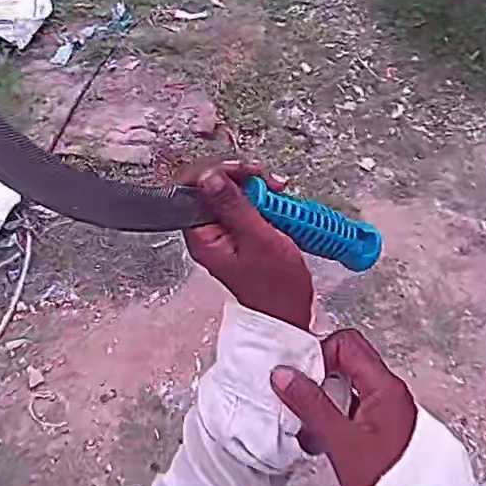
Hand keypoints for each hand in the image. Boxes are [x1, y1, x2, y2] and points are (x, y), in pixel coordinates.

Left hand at [182, 161, 313, 329]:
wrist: (290, 315)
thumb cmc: (275, 289)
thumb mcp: (257, 239)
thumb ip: (233, 206)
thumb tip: (210, 177)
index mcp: (203, 237)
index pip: (195, 189)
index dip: (218, 173)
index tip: (243, 171)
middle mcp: (210, 234)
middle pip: (214, 189)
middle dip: (242, 179)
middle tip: (265, 182)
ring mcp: (227, 234)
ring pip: (234, 196)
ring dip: (257, 189)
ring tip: (277, 194)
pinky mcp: (243, 235)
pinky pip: (248, 209)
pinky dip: (265, 202)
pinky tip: (278, 205)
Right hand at [269, 329, 417, 485]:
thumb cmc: (390, 484)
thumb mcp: (341, 440)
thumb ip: (310, 404)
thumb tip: (285, 375)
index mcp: (385, 387)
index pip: (346, 344)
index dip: (319, 355)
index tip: (300, 377)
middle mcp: (389, 392)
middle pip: (345, 364)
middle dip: (317, 381)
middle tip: (302, 402)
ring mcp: (386, 410)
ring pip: (345, 389)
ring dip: (322, 405)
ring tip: (312, 430)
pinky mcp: (381, 429)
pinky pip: (350, 410)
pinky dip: (332, 420)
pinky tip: (323, 442)